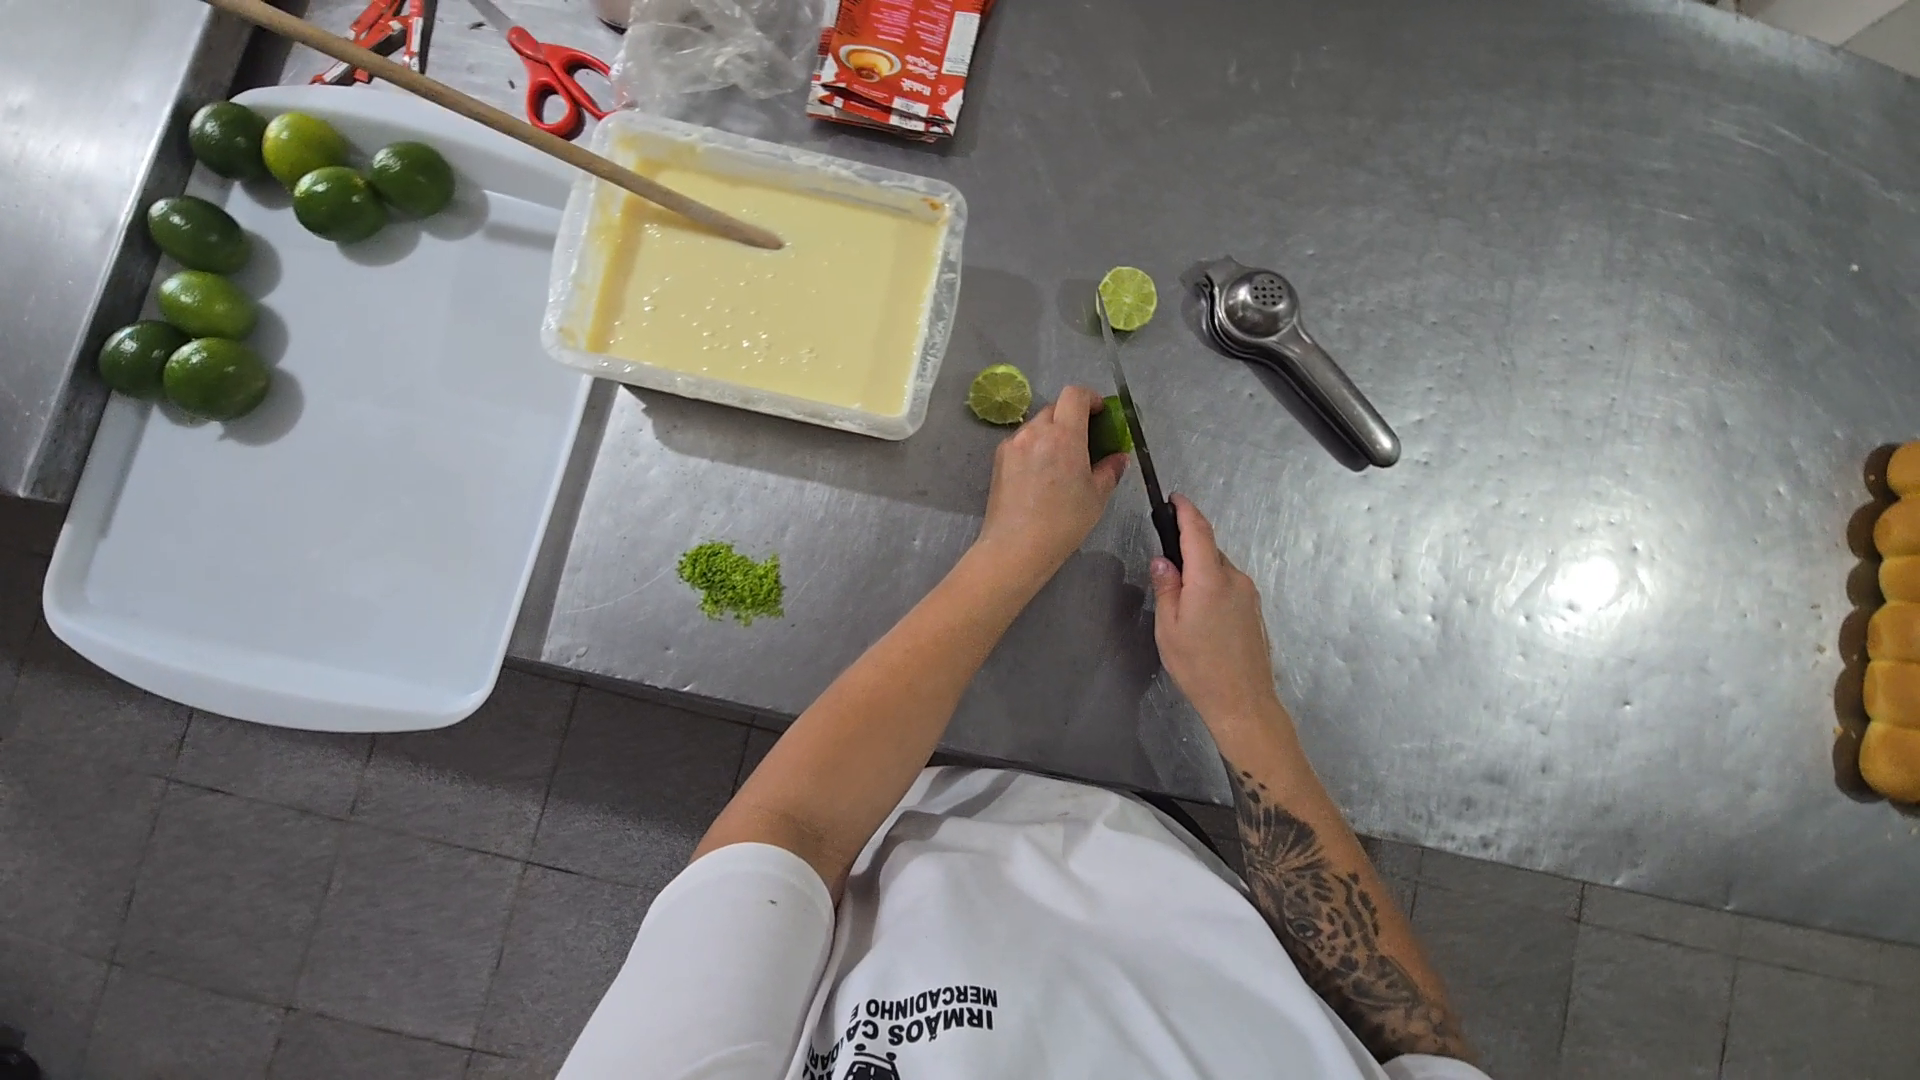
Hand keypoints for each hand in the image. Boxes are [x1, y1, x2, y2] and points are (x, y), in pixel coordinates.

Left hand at [975, 385, 1128, 581]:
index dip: (1090, 398)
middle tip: (1083, 440)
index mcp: (1064, 435)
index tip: (1100, 412)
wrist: (1016, 547)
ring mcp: (1013, 444)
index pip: (1075, 395)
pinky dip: (1033, 447)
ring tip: (1060, 460)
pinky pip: (1021, 442)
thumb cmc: (1063, 523)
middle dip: (1071, 417)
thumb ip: (1109, 470)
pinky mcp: (998, 459)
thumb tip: (1118, 458)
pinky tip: (1039, 474)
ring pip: (1036, 425)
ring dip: (1051, 433)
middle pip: (1055, 408)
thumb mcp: (1096, 497)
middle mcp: (1035, 432)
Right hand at [1150, 494, 1284, 726]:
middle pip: (1208, 550)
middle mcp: (1235, 579)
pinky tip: (1199, 612)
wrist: (1243, 701)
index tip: (1174, 498)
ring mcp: (1249, 594)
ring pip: (1219, 569)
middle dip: (1187, 548)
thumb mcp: (1168, 627)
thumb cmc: (1198, 666)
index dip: (1186, 510)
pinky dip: (1211, 586)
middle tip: (1164, 566)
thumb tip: (1163, 561)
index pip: (1199, 531)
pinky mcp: (1254, 609)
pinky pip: (1228, 585)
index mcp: (1210, 579)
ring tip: (1179, 600)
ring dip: (1199, 571)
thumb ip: (1166, 588)